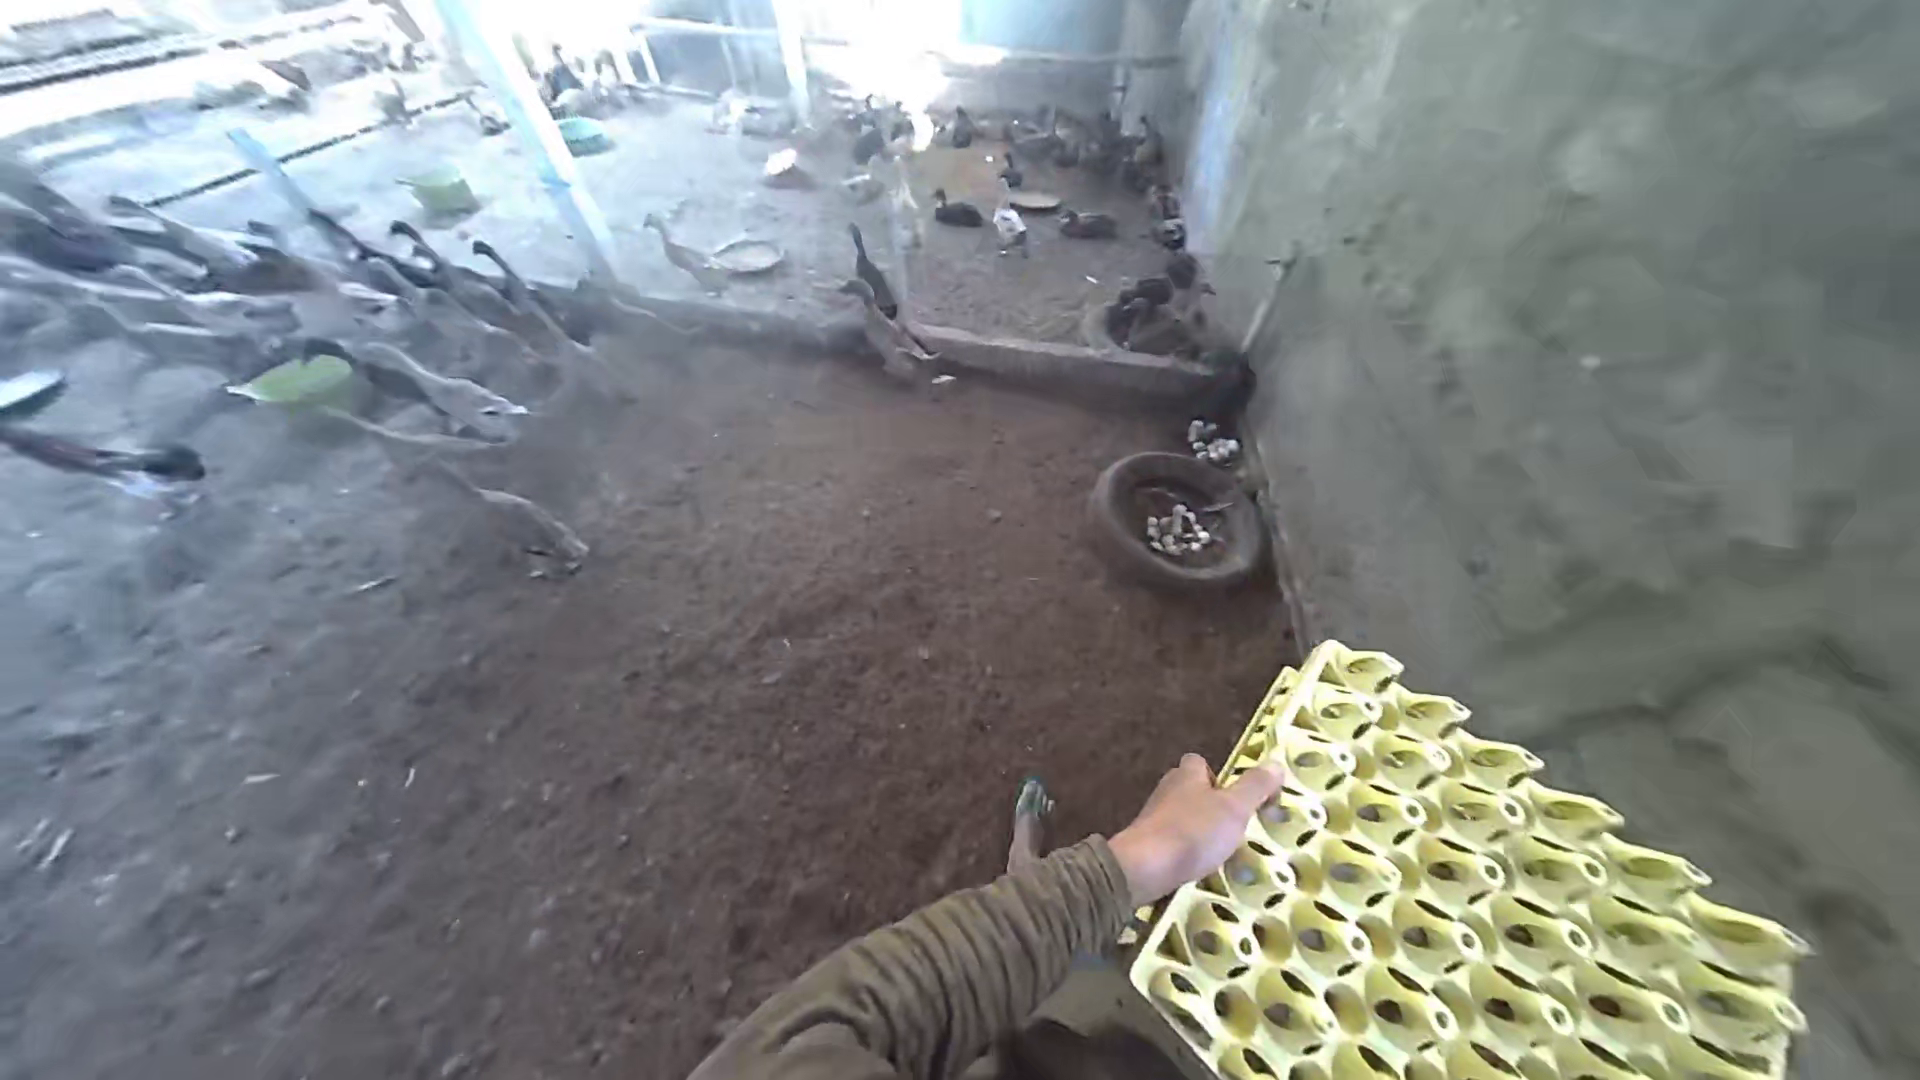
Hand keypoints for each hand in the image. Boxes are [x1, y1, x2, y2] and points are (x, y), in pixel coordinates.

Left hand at [1108, 754, 1286, 905]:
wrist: (1148, 864)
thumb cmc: (1194, 830)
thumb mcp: (1234, 808)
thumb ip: (1254, 787)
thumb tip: (1275, 763)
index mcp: (1186, 774)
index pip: (1199, 762)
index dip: (1218, 776)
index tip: (1237, 798)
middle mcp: (1168, 788)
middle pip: (1191, 788)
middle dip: (1212, 805)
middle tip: (1235, 827)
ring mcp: (1155, 813)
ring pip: (1183, 814)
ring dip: (1201, 828)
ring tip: (1223, 850)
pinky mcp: (1150, 838)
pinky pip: (1174, 837)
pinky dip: (1188, 847)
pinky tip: (1201, 864)